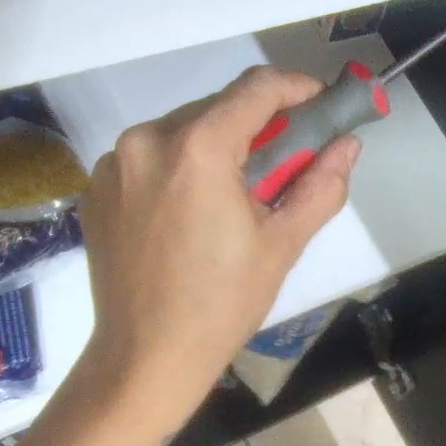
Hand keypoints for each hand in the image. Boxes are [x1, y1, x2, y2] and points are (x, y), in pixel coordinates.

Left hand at [76, 65, 359, 414]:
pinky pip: (149, 160)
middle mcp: (147, 141)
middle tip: (284, 166)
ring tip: (233, 200)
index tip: (320, 103)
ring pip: (180, 133)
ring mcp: (114, 165)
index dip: (296, 88)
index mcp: (197, 149)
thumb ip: (320, 187)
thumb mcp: (282, 246)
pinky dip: (178, 171)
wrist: (146, 357)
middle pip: (216, 109)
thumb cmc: (222, 305)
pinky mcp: (96, 189)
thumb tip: (349, 147)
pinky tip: (190, 216)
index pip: (256, 90)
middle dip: (256, 129)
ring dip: (215, 150)